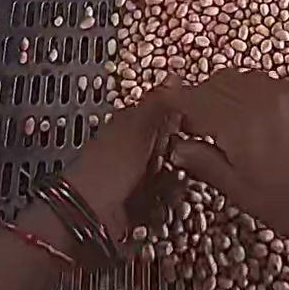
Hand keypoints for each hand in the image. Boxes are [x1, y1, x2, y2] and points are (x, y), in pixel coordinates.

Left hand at [60, 85, 180, 242]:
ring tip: (175, 184)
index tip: (198, 126)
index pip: (162, 115)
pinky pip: (164, 200)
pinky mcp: (139, 205)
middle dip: (182, 155)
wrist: (90, 213)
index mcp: (128, 125)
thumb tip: (175, 76)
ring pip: (170, 174)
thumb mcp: (138, 127)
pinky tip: (166, 203)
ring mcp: (135, 177)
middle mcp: (132, 149)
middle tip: (187, 159)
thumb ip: (158, 104)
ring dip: (175, 181)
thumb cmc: (109, 164)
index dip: (181, 120)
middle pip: (169, 147)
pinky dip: (167, 203)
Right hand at [159, 71, 288, 251]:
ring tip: (227, 124)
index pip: (193, 98)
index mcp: (237, 123)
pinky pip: (265, 83)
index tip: (164, 107)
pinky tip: (256, 120)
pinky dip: (250, 93)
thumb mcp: (240, 190)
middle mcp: (258, 97)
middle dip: (199, 99)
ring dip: (224, 93)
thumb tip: (177, 146)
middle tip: (197, 127)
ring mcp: (283, 92)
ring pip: (239, 78)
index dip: (174, 100)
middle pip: (214, 82)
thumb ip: (204, 162)